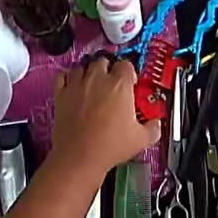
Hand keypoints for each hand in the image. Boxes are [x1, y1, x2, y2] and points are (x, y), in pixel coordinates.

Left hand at [48, 56, 160, 176]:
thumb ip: (152, 129)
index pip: (126, 65)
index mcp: (120, 85)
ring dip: (88, 71)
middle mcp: (98, 79)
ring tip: (92, 83)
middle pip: (103, 61)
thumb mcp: (140, 140)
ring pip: (82, 65)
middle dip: (108, 69)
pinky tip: (72, 85)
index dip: (129, 73)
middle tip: (111, 83)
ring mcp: (77, 85)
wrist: (80, 156)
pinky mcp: (61, 94)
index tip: (130, 83)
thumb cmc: (110, 145)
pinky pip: (63, 76)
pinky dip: (68, 78)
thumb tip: (156, 126)